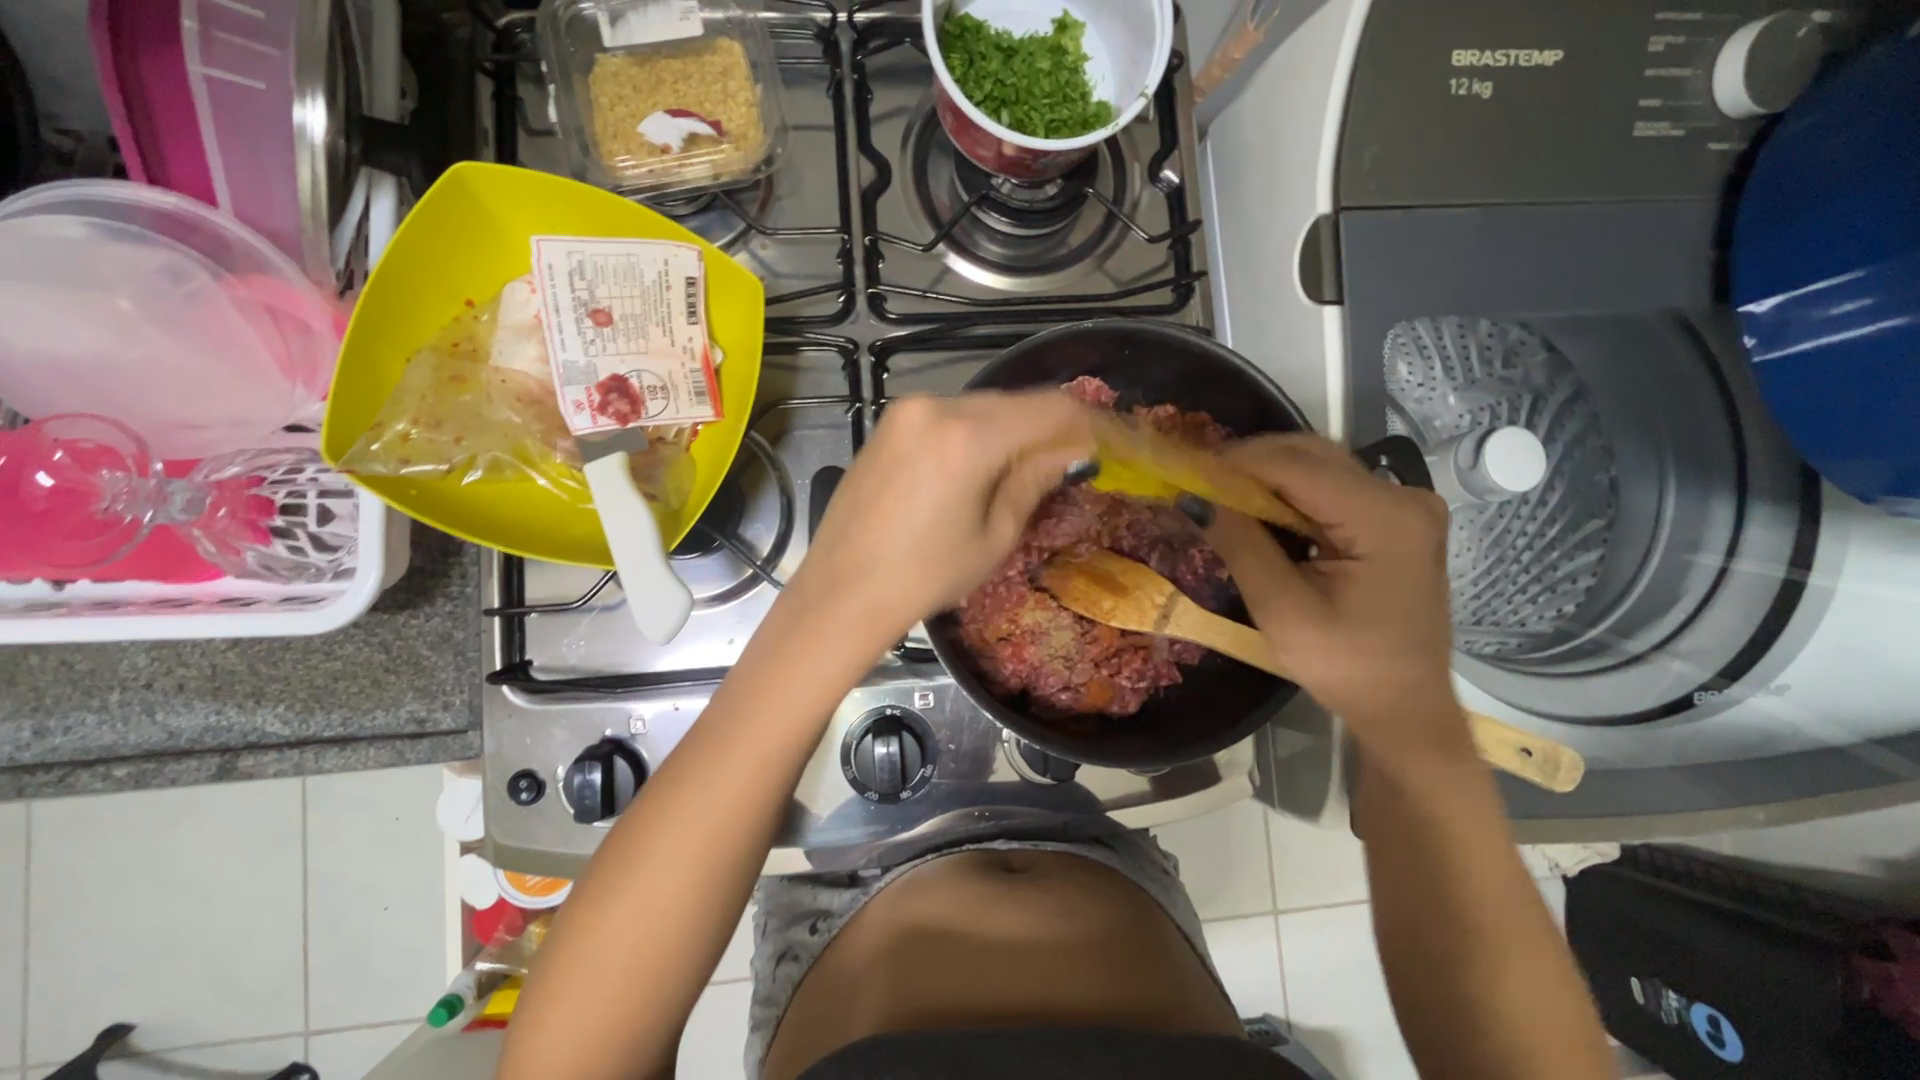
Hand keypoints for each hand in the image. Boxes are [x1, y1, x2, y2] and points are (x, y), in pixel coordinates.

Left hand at [788, 391, 1093, 642]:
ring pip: (981, 408)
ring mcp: (905, 413)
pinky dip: (976, 434)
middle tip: (1075, 457)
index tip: (1111, 440)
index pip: (1050, 409)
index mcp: (967, 436)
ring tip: (1031, 468)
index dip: (1088, 422)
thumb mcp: (994, 536)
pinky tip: (984, 467)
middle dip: (1049, 427)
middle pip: (1014, 403)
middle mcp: (935, 407)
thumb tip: (1069, 452)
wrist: (841, 592)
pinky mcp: (887, 426)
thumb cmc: (924, 577)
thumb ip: (1034, 481)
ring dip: (1012, 430)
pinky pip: (948, 418)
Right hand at [1201, 434, 1466, 757]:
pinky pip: (1335, 489)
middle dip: (1251, 465)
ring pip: (1323, 468)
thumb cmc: (1345, 667)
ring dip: (1270, 478)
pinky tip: (1263, 516)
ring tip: (1224, 500)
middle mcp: (1405, 496)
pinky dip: (1294, 495)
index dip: (1238, 462)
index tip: (1187, 474)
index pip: (1298, 465)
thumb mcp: (1282, 610)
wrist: (1404, 707)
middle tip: (1200, 486)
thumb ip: (1241, 544)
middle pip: (1314, 455)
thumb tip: (1194, 496)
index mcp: (1385, 518)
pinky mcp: (1398, 519)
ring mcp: (1407, 505)